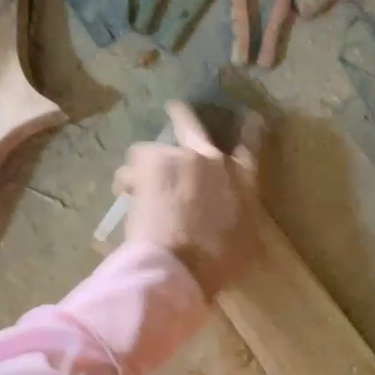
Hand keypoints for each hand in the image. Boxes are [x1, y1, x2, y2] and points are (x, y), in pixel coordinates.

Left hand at [111, 102, 262, 295]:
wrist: (180, 266)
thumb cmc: (217, 263)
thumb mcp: (246, 243)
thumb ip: (242, 218)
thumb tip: (233, 213)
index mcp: (243, 181)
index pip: (251, 145)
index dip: (250, 128)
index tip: (250, 117)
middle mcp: (213, 159)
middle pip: (193, 125)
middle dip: (182, 115)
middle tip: (173, 108)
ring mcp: (181, 156)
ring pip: (153, 151)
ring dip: (145, 169)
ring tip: (135, 191)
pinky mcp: (152, 160)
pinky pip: (132, 164)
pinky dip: (127, 181)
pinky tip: (124, 197)